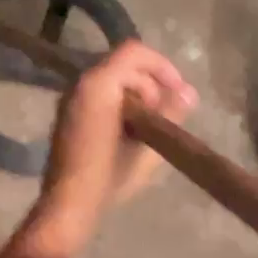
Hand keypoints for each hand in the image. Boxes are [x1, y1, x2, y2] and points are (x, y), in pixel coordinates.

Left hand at [34, 40, 197, 239]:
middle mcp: (80, 84)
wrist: (66, 205)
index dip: (162, 66)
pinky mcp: (67, 116)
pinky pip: (98, 95)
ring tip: (151, 124)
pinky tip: (130, 131)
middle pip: (123, 65)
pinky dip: (118, 103)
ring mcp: (70, 99)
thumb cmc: (107, 178)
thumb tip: (190, 93)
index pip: (134, 52)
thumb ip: (170, 115)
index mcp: (98, 86)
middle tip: (166, 112)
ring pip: (111, 80)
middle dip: (150, 83)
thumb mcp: (147, 148)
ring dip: (136, 94)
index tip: (179, 89)